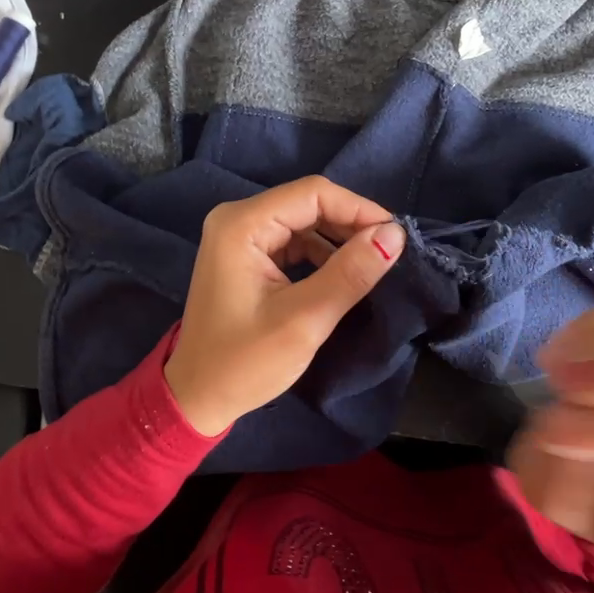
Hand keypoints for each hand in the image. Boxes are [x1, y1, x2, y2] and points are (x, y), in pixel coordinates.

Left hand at [164, 176, 405, 435]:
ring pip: (303, 220)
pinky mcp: (245, 254)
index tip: (396, 236)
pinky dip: (321, 252)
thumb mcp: (305, 319)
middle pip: (307, 203)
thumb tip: (395, 235)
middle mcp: (236, 218)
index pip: (312, 194)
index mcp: (241, 224)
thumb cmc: (244, 362)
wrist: (197, 398)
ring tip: (373, 263)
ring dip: (338, 238)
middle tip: (390, 251)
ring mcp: (238, 235)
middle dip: (350, 223)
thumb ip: (350, 273)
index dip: (358, 208)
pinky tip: (344, 272)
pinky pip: (292, 239)